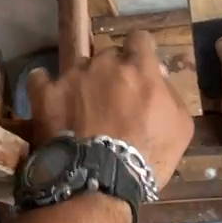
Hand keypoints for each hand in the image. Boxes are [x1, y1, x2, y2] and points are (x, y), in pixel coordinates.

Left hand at [25, 29, 194, 182]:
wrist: (101, 183)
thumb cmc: (148, 157)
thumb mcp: (181, 126)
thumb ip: (170, 92)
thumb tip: (158, 74)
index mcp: (139, 67)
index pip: (140, 39)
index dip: (140, 52)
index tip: (139, 69)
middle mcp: (104, 63)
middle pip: (108, 56)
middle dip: (112, 73)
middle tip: (113, 101)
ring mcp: (72, 76)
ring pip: (78, 68)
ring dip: (82, 83)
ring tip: (82, 112)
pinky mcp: (46, 94)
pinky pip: (40, 78)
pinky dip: (46, 87)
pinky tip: (51, 100)